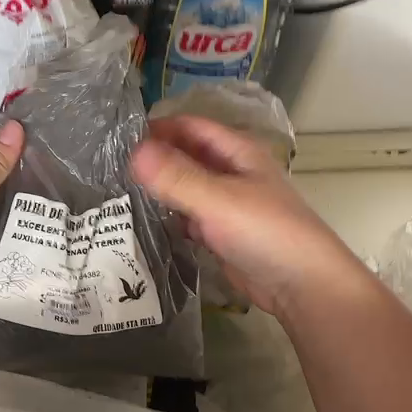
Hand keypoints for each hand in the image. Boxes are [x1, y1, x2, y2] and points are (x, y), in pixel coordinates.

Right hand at [130, 116, 372, 321]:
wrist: (302, 285)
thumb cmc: (265, 233)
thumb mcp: (218, 199)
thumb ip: (176, 176)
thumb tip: (133, 151)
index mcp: (237, 152)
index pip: (190, 126)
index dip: (157, 127)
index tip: (118, 138)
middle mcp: (231, 172)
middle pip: (186, 155)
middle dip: (153, 157)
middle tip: (109, 166)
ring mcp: (226, 203)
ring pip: (185, 186)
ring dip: (158, 187)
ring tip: (116, 191)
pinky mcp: (221, 232)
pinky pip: (187, 216)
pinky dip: (168, 216)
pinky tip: (143, 222)